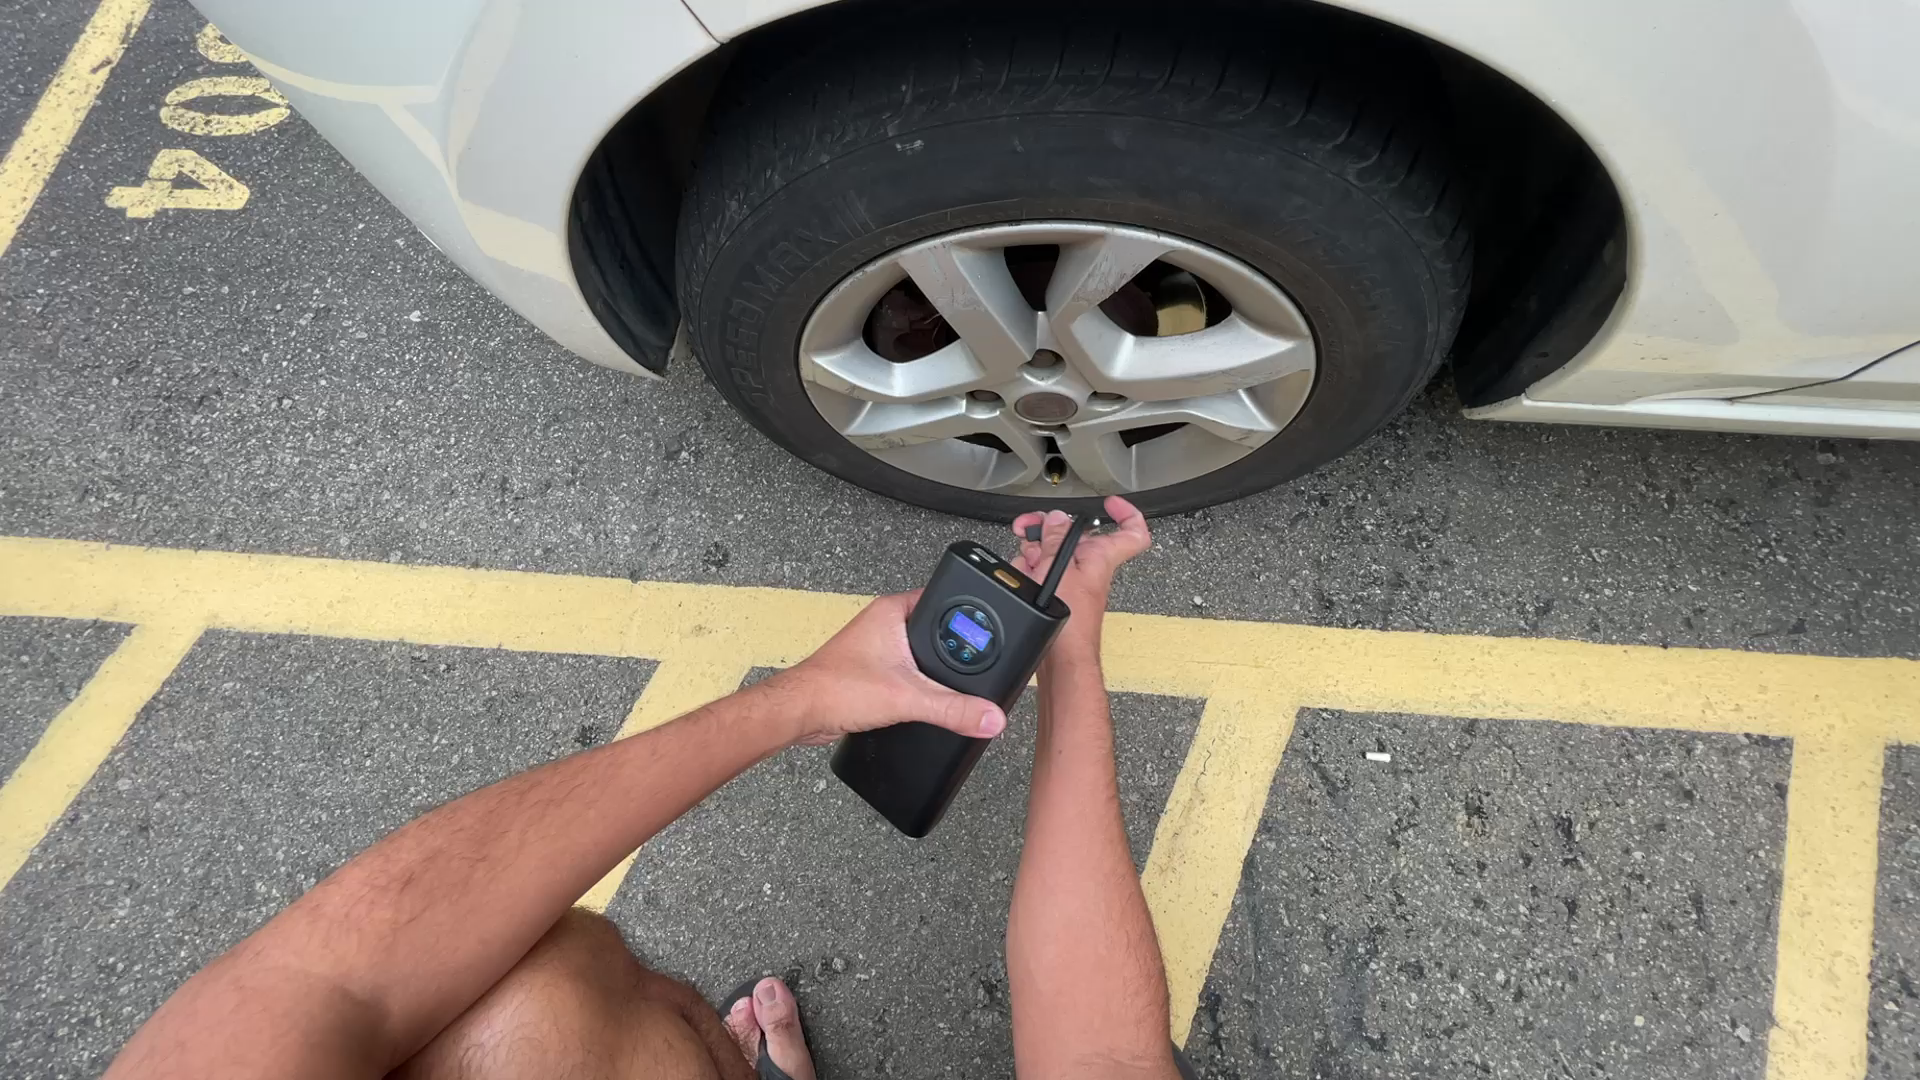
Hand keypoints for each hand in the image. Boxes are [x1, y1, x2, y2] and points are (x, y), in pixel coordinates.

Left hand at [767, 591, 1007, 745]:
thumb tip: (990, 716)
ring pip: (920, 651)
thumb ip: (953, 709)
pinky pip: (907, 670)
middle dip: (954, 649)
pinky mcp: (873, 668)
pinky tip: (928, 697)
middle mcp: (884, 622)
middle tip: (975, 664)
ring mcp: (877, 645)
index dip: (967, 616)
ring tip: (952, 683)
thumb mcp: (907, 698)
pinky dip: (919, 683)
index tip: (990, 632)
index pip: (943, 600)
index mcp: (892, 610)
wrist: (799, 713)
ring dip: (935, 669)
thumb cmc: (835, 689)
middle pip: (935, 629)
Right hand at [1010, 495, 1152, 654]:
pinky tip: (1022, 575)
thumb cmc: (1071, 623)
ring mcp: (1071, 580)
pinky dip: (1028, 570)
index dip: (1125, 513)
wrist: (1060, 658)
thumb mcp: (1060, 570)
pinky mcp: (1055, 593)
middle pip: (1072, 536)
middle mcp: (1089, 568)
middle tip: (1032, 526)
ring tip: (1026, 560)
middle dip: (1048, 529)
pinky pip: (1040, 571)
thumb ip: (1057, 539)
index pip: (1132, 532)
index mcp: (1101, 558)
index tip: (1109, 503)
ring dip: (1034, 552)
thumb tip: (1055, 519)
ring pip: (1052, 552)